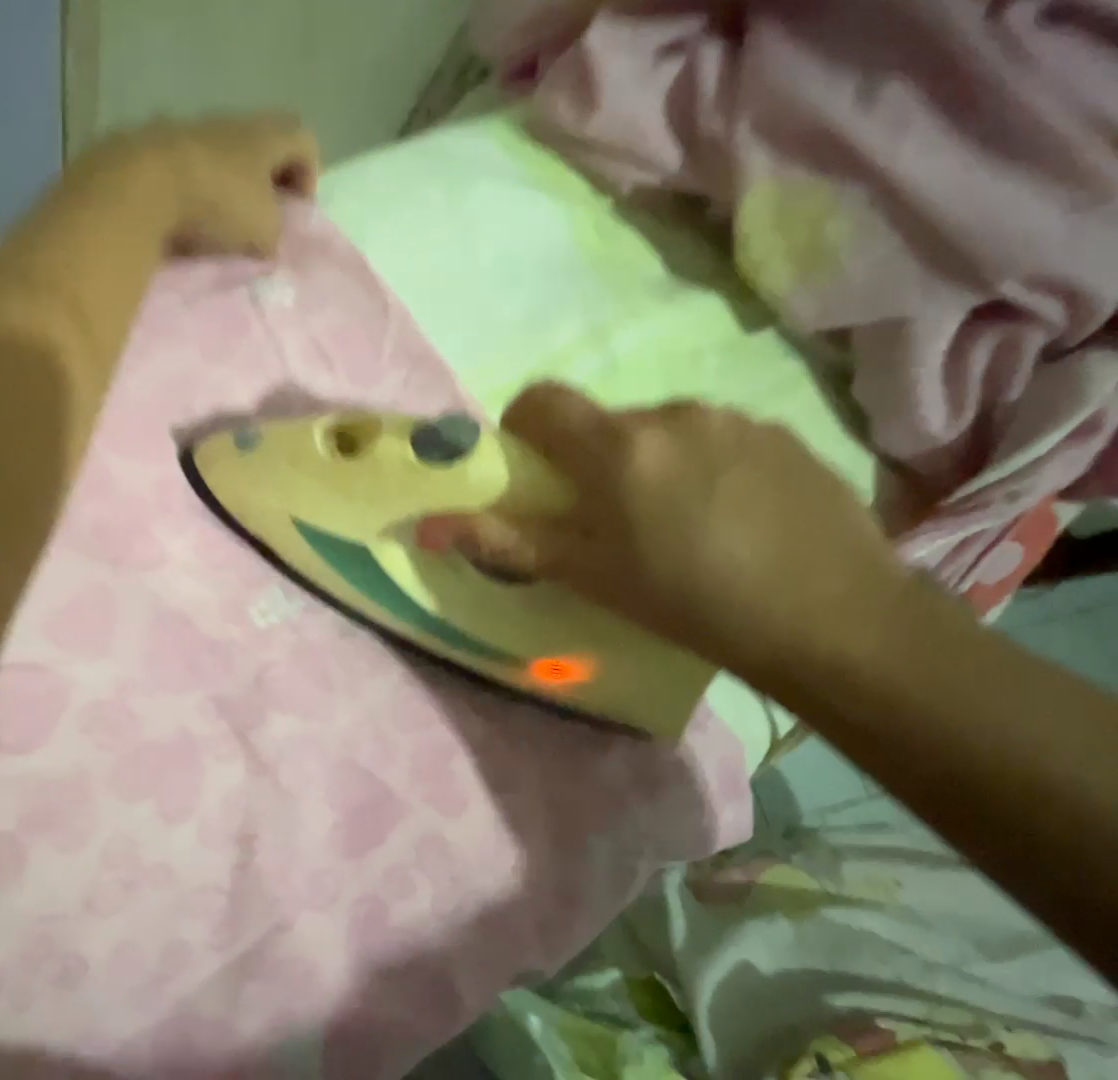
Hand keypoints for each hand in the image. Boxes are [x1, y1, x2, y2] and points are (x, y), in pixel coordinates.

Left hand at [77, 114, 320, 257]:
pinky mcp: (144, 148)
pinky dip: (181, 193)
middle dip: (261, 183)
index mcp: (263, 134)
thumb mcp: (262, 229)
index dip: (309, 175)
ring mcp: (181, 131)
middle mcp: (225, 124)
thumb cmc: (215, 203)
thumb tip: (268, 240)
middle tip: (256, 222)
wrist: (135, 187)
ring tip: (211, 227)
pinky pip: (175, 170)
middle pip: (256, 146)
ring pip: (213, 156)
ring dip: (218, 187)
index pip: (303, 140)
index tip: (295, 213)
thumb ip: (275, 232)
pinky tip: (175, 223)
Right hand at [416, 382, 912, 681]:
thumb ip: (505, 541)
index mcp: (615, 445)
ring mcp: (735, 418)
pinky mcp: (784, 434)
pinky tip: (731, 520)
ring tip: (678, 526)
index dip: (523, 429)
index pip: (540, 400)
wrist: (835, 620)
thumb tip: (425, 526)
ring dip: (650, 463)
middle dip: (591, 459)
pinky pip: (717, 438)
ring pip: (662, 430)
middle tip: (608, 521)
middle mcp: (671, 413)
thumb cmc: (687, 601)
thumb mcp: (585, 574)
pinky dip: (704, 467)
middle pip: (603, 421)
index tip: (535, 475)